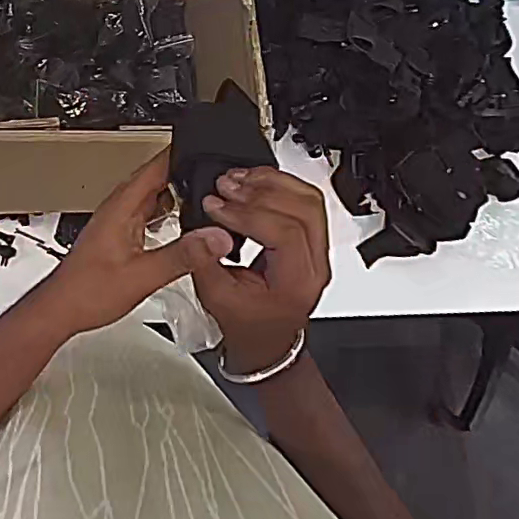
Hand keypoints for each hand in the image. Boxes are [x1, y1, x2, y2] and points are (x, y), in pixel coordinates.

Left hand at [30, 150, 232, 334]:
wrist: (61, 311)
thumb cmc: (86, 292)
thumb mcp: (144, 275)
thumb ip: (183, 256)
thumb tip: (214, 239)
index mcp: (122, 207)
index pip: (156, 165)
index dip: (182, 154)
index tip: (207, 150)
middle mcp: (118, 208)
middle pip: (157, 178)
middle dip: (185, 176)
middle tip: (214, 184)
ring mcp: (117, 220)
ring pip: (152, 195)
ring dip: (176, 196)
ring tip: (203, 204)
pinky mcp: (118, 233)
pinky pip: (146, 213)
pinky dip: (166, 214)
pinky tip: (180, 228)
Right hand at [190, 167, 330, 372]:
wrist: (265, 338)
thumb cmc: (247, 325)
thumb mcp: (216, 298)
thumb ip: (205, 262)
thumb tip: (199, 231)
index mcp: (297, 282)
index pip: (286, 233)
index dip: (248, 214)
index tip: (217, 207)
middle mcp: (316, 263)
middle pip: (303, 209)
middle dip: (260, 192)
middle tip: (226, 187)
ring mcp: (319, 249)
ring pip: (309, 200)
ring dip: (272, 183)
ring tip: (237, 180)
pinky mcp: (312, 237)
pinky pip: (305, 201)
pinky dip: (279, 185)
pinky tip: (254, 181)